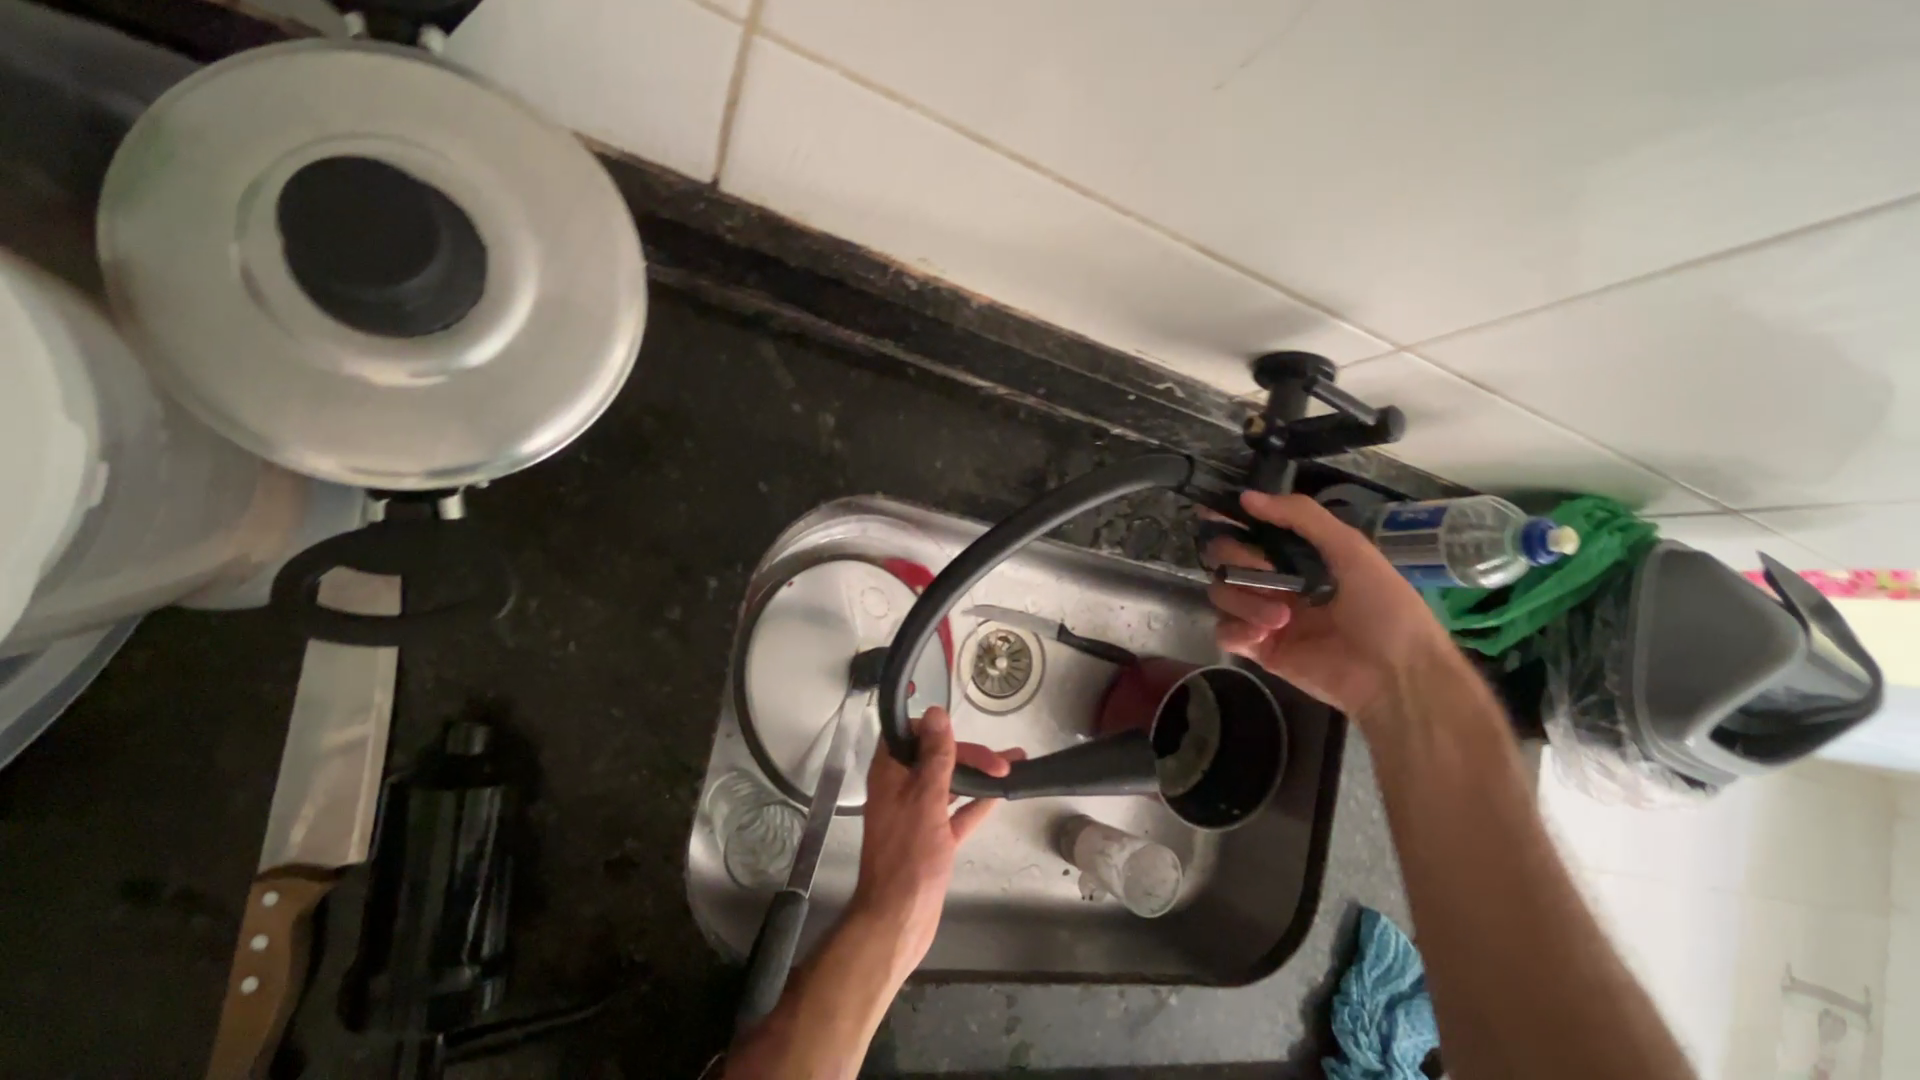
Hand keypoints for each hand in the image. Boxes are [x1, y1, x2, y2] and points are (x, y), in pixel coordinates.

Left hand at [849, 706, 1023, 981]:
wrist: (898, 919)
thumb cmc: (909, 856)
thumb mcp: (925, 799)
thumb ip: (935, 756)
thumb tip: (936, 712)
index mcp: (890, 775)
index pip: (908, 735)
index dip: (934, 727)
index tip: (962, 728)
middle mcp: (901, 789)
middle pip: (935, 758)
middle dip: (969, 754)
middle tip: (1005, 760)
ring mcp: (917, 815)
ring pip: (950, 784)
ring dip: (979, 775)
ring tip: (1014, 765)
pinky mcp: (933, 838)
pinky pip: (957, 813)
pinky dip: (977, 803)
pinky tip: (1000, 795)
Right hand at [1206, 491, 1456, 721]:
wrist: (1395, 676)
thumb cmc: (1385, 609)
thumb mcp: (1353, 551)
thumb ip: (1303, 518)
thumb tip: (1248, 497)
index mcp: (1304, 559)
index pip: (1256, 534)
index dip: (1234, 523)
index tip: (1212, 513)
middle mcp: (1280, 584)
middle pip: (1230, 561)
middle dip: (1238, 561)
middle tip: (1260, 572)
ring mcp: (1268, 617)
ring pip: (1224, 594)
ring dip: (1244, 601)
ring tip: (1279, 620)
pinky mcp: (1261, 650)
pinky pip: (1224, 631)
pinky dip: (1235, 629)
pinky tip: (1260, 635)